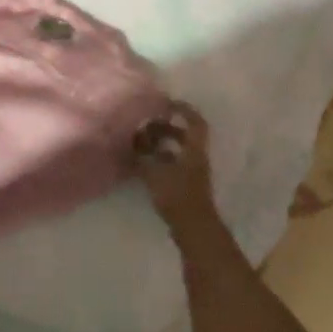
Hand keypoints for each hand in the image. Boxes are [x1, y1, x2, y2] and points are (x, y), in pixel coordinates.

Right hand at [133, 100, 216, 228]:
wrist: (193, 228)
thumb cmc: (177, 196)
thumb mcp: (156, 172)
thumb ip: (144, 154)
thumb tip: (135, 139)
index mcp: (194, 151)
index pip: (195, 122)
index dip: (184, 110)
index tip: (167, 103)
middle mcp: (197, 158)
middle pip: (185, 137)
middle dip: (167, 128)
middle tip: (147, 125)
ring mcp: (193, 174)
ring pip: (179, 151)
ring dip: (162, 145)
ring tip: (142, 144)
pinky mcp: (186, 187)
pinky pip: (174, 165)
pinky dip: (160, 161)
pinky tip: (144, 165)